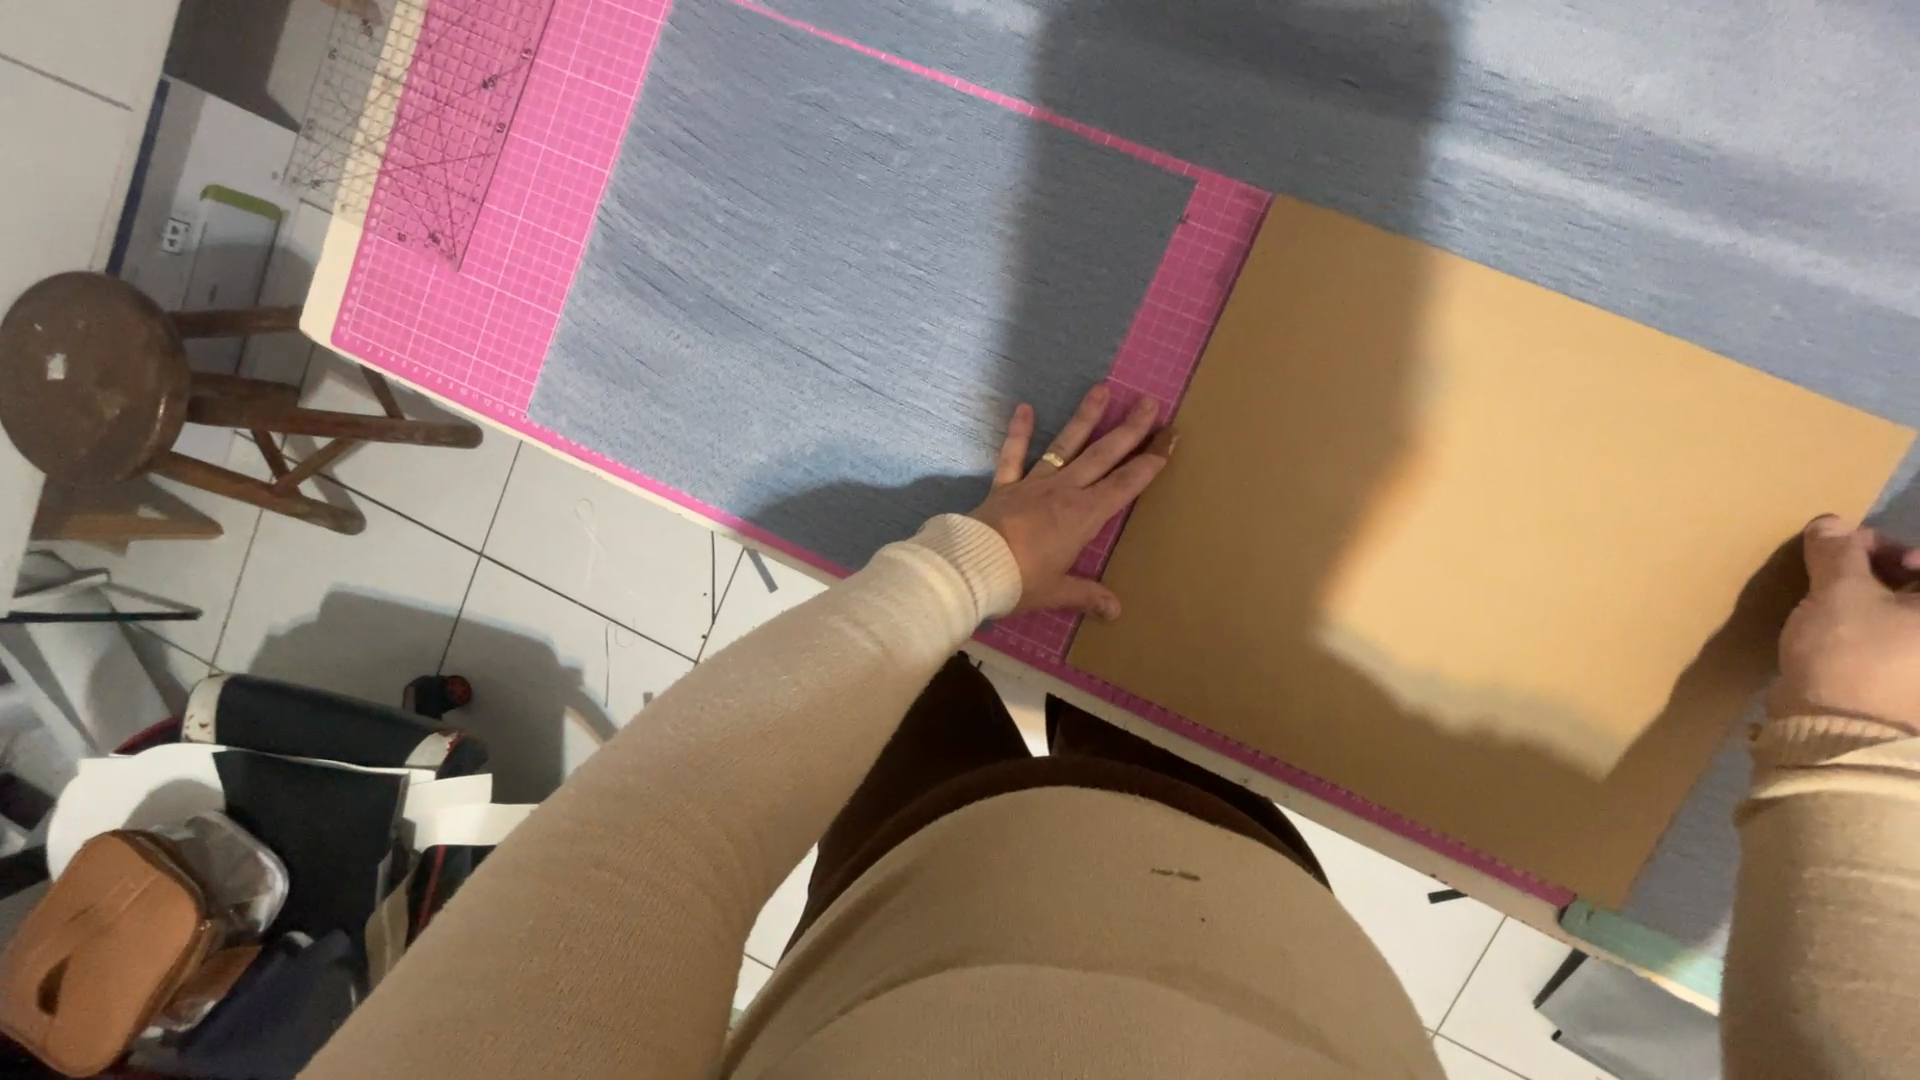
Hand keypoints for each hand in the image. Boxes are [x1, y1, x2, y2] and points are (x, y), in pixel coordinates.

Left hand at [970, 384, 1172, 619]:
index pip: (1126, 484)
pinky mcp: (1004, 486)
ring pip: (1065, 444)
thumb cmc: (1019, 581)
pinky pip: (1012, 454)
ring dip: (1085, 417)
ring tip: (1101, 388)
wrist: (971, 567)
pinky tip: (1024, 407)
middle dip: (1129, 429)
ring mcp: (1033, 483)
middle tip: (1148, 402)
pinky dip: (1018, 431)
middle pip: (1103, 454)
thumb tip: (1115, 611)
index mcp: (1084, 515)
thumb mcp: (1057, 592)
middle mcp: (1064, 491)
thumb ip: (1086, 596)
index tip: (1170, 437)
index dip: (1151, 461)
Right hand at [1770, 515, 1919, 730]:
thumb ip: (1837, 553)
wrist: (1843, 728)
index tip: (1851, 549)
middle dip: (1883, 571)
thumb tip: (1832, 522)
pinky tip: (1836, 631)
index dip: (1891, 547)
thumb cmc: (1853, 653)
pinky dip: (1872, 627)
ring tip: (1830, 601)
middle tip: (1837, 571)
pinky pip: (1896, 640)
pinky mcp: (1911, 681)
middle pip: (1917, 586)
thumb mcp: (1837, 594)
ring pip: (1905, 613)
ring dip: (1874, 599)